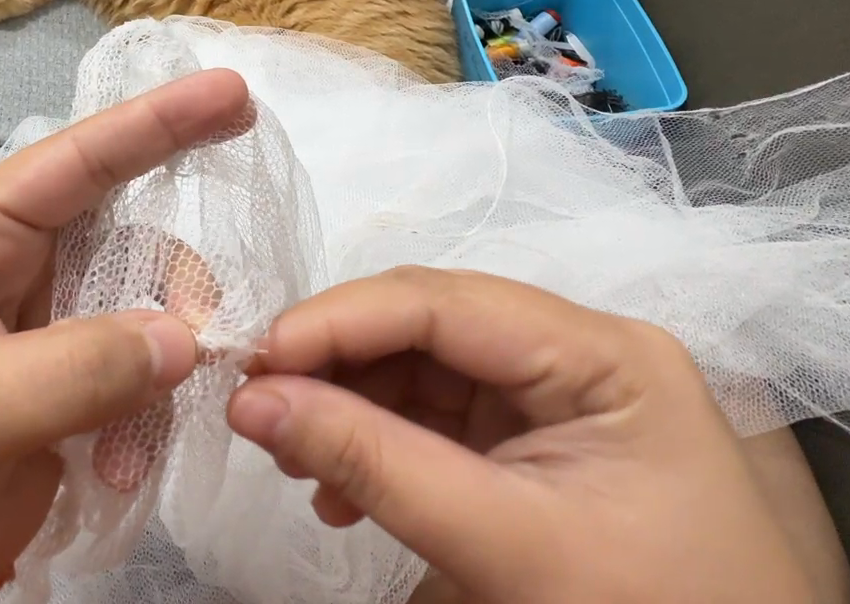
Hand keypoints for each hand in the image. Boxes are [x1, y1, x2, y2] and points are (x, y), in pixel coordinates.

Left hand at [0, 70, 251, 603]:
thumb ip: (71, 371)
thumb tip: (185, 337)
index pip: (71, 163)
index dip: (152, 123)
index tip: (233, 95)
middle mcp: (20, 273)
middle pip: (126, 234)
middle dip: (174, 270)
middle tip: (217, 319)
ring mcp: (53, 336)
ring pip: (146, 309)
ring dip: (167, 358)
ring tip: (142, 428)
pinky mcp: (76, 397)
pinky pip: (144, 377)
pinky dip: (153, 413)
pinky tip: (121, 467)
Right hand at [227, 267, 827, 603]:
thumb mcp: (505, 547)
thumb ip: (371, 463)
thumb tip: (248, 401)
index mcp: (601, 353)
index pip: (442, 303)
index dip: (337, 320)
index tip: (255, 358)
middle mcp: (575, 353)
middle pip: (424, 328)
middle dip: (335, 366)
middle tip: (259, 407)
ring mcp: (553, 397)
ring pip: (416, 370)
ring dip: (346, 409)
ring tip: (293, 458)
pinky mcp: (531, 442)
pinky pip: (432, 419)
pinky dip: (376, 447)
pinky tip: (340, 491)